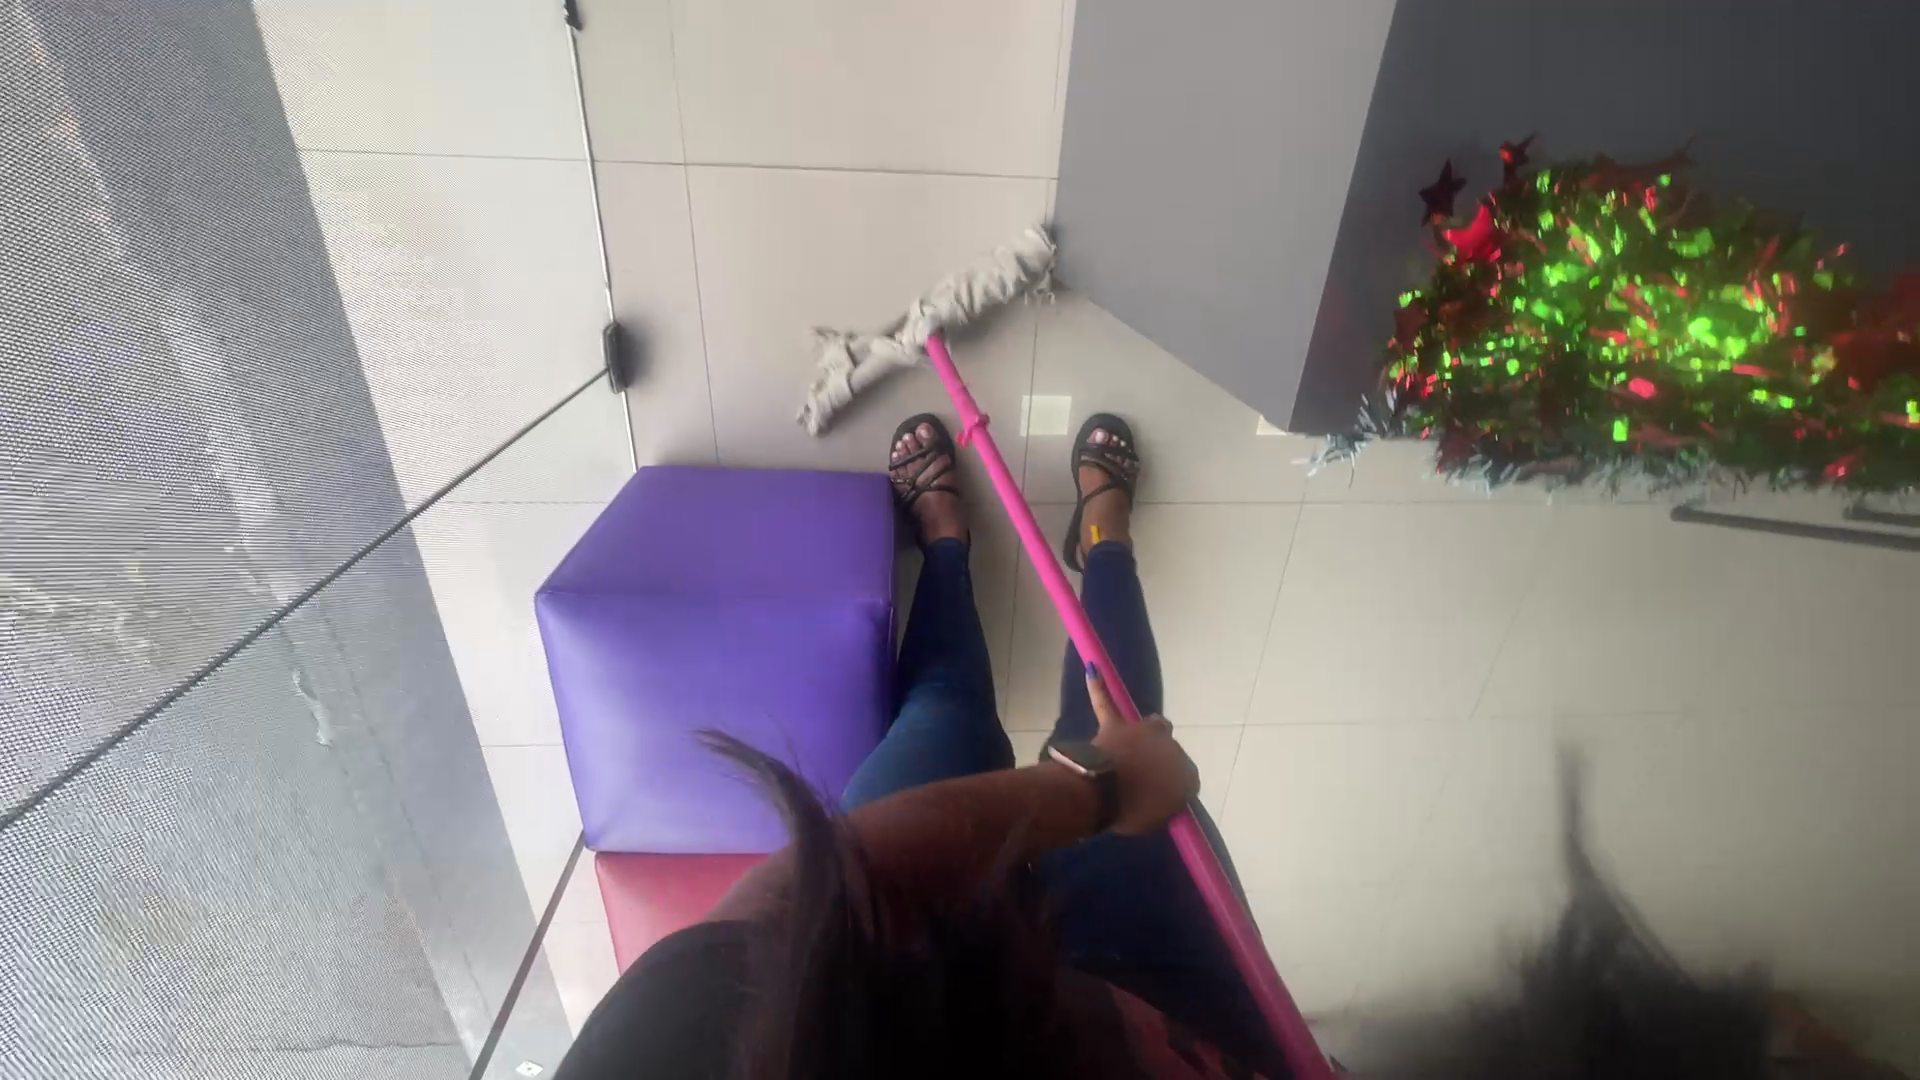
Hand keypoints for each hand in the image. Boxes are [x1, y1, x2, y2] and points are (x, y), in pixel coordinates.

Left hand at [1085, 668, 1198, 834]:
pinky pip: (1105, 702)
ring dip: (1148, 734)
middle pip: (1170, 749)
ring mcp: (1141, 732)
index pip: (1187, 777)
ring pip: (1154, 725)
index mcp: (1185, 772)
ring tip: (1139, 743)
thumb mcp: (1160, 817)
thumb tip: (1163, 794)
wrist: (1103, 791)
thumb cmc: (1133, 811)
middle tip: (1146, 777)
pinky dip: (1098, 687)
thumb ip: (1166, 801)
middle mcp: (1169, 746)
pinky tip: (1093, 669)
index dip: (1173, 786)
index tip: (1161, 797)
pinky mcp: (1115, 725)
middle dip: (1161, 760)